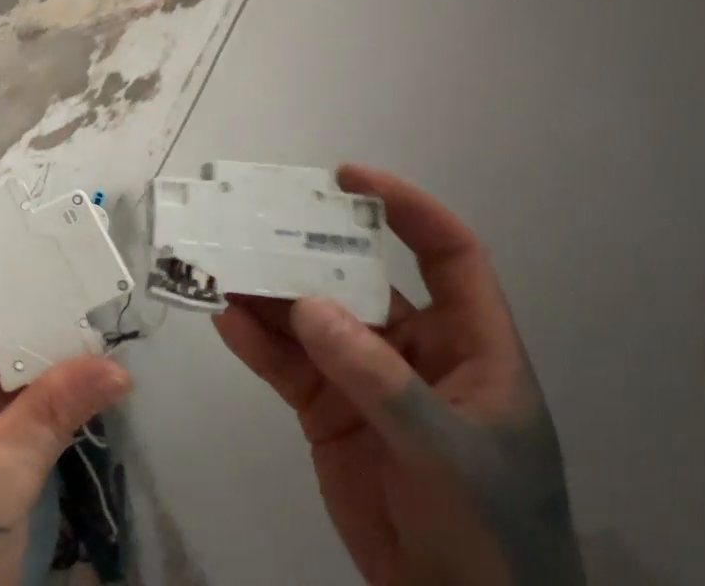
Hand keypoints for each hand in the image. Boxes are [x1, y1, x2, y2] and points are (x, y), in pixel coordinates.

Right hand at [214, 164, 582, 585]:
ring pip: (309, 319)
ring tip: (217, 266)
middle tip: (251, 220)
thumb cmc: (488, 527)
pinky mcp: (325, 412)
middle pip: (356, 280)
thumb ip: (376, 378)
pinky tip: (222, 319)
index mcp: (470, 348)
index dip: (405, 209)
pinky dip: (253, 343)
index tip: (348, 177)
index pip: (447, 257)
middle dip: (306, 249)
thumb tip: (308, 305)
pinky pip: (284, 364)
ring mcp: (363, 380)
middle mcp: (414, 351)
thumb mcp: (443, 453)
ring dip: (265, 294)